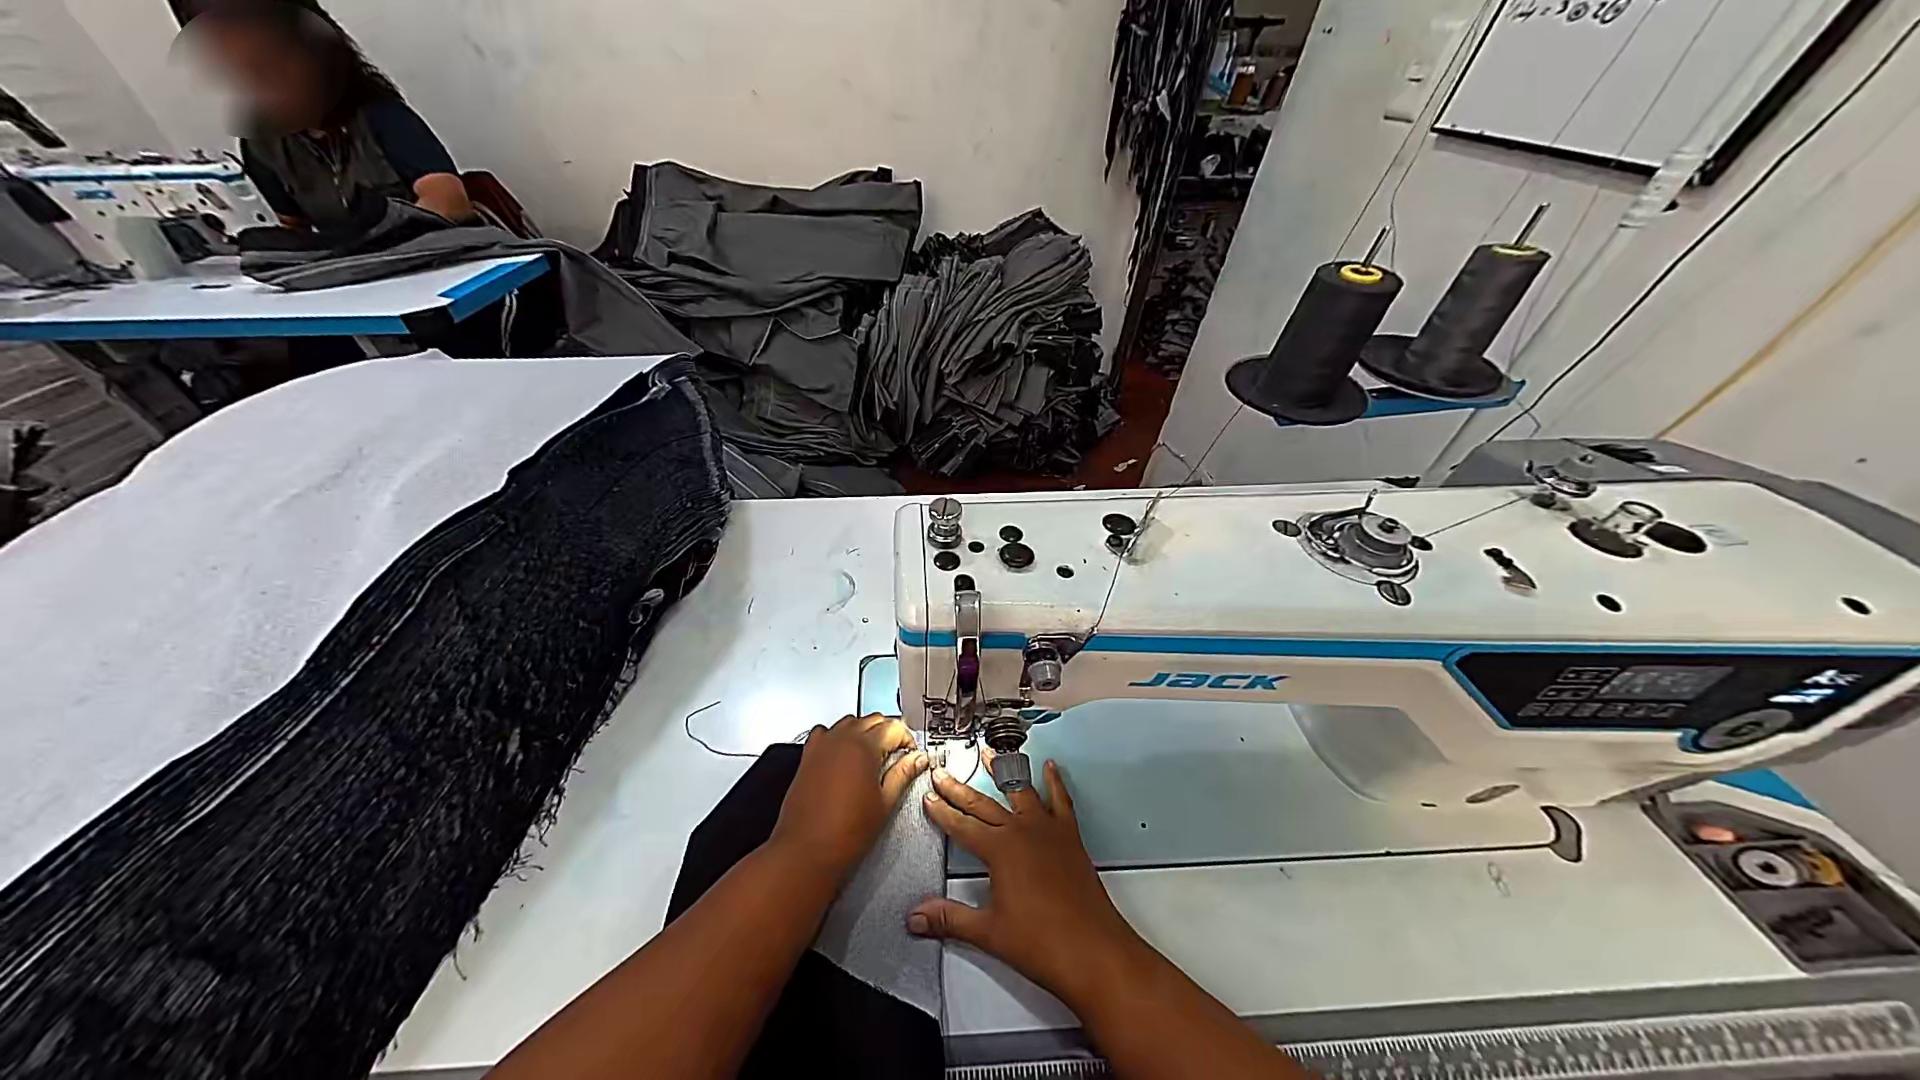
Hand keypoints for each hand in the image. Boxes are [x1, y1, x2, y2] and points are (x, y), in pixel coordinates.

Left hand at [769, 714, 928, 881]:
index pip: (894, 727)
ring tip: (873, 756)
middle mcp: (841, 739)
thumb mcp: (885, 803)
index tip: (911, 754)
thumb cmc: (842, 834)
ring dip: (865, 732)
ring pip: (850, 722)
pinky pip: (826, 733)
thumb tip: (917, 759)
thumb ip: (903, 774)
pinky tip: (845, 756)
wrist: (806, 851)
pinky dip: (838, 737)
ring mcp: (822, 745)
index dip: (908, 740)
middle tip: (897, 755)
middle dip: (889, 733)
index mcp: (864, 747)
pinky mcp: (808, 756)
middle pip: (873, 720)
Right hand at [909, 759, 1147, 1003]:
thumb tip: (919, 916)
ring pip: (1019, 791)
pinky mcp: (1070, 837)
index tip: (930, 799)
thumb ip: (949, 919)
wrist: (1093, 952)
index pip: (961, 825)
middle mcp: (1023, 832)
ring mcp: (1048, 831)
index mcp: (1000, 850)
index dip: (942, 812)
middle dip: (959, 789)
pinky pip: (1060, 800)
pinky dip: (1054, 782)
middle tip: (943, 775)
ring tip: (990, 755)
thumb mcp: (989, 932)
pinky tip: (1050, 769)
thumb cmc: (1047, 943)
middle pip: (983, 804)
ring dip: (1002, 772)